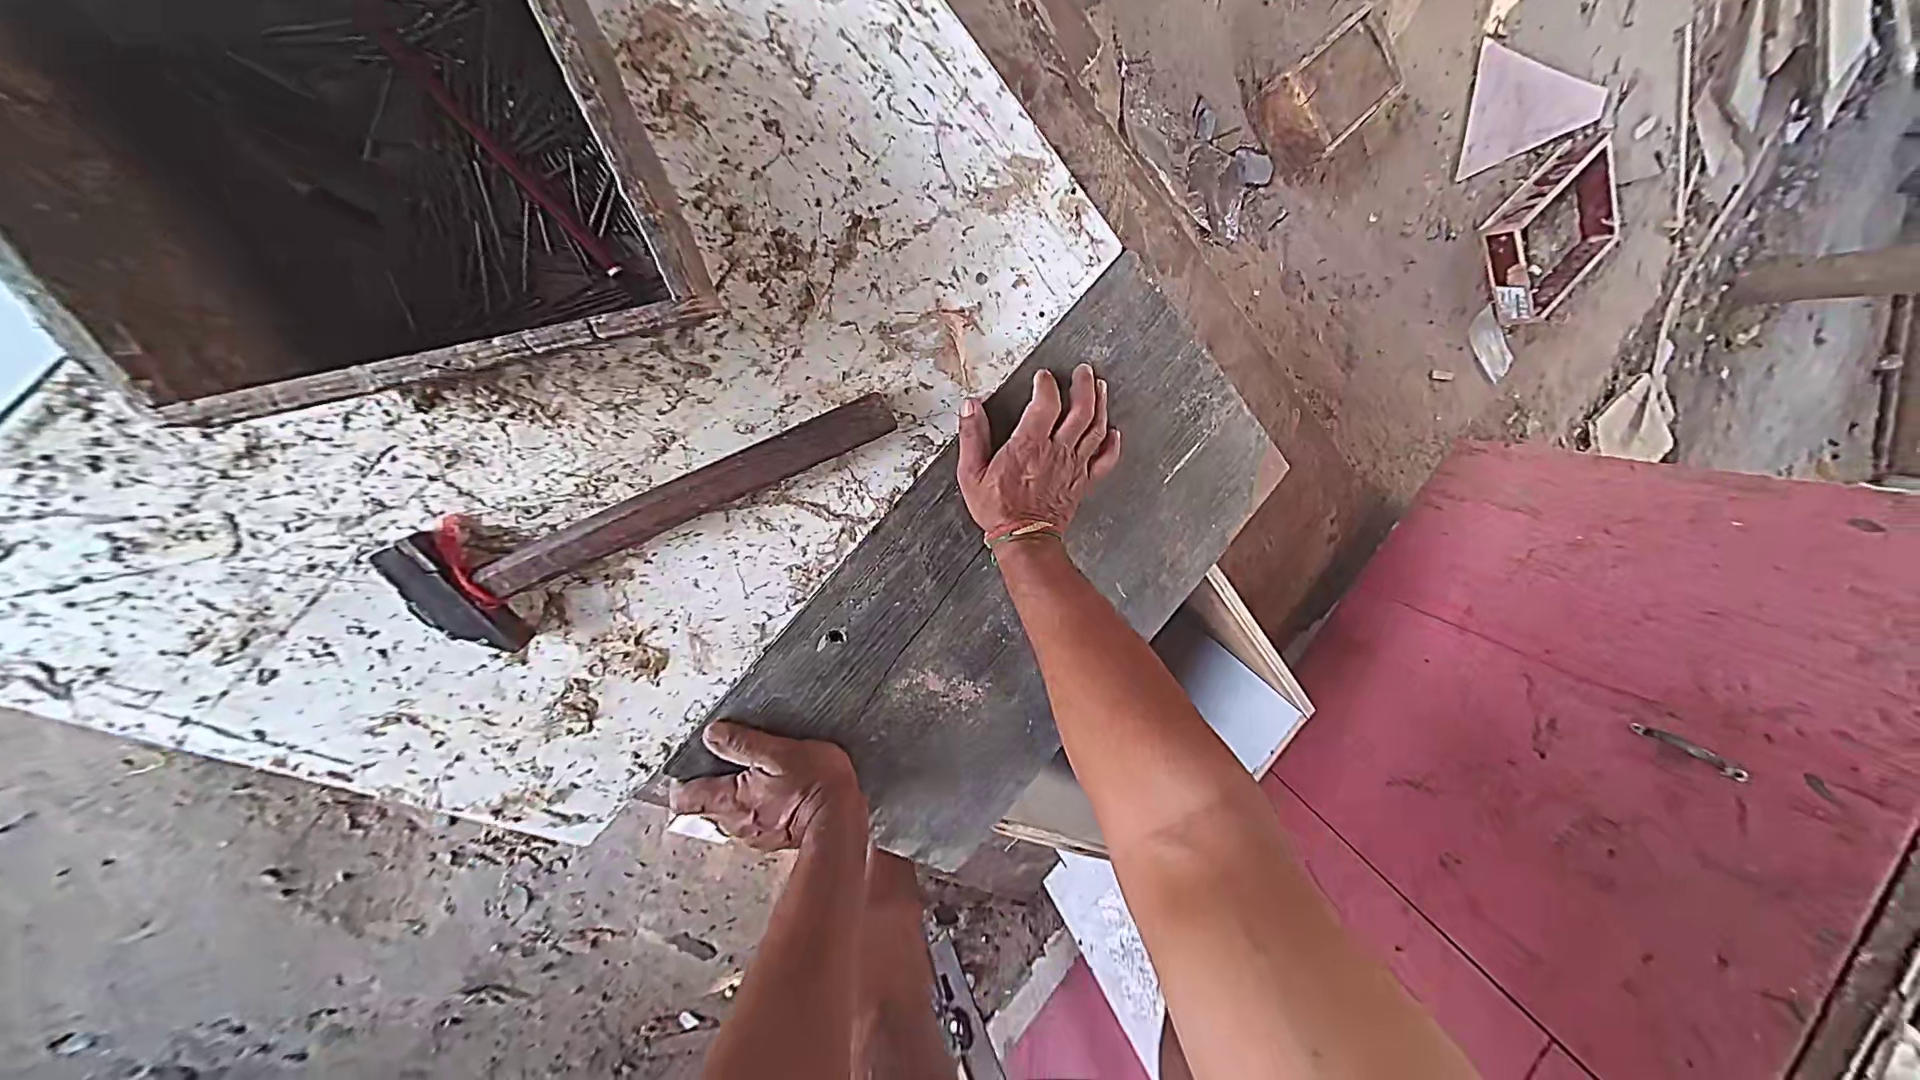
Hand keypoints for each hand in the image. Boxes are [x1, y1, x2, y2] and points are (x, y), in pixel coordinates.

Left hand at [668, 722, 866, 851]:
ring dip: (735, 799)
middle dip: (710, 789)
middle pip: (705, 808)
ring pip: (729, 816)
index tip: (688, 767)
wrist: (843, 817)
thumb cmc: (815, 784)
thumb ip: (743, 742)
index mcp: (732, 800)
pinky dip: (757, 808)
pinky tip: (775, 794)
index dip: (681, 783)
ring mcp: (755, 834)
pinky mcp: (774, 837)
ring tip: (754, 777)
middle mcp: (737, 822)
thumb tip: (714, 733)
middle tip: (724, 767)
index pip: (685, 798)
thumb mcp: (779, 751)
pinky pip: (754, 821)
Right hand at [957, 364, 1121, 536]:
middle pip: (1080, 409)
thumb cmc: (998, 509)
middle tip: (1083, 371)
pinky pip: (1104, 460)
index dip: (1047, 384)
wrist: (1023, 539)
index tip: (1043, 377)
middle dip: (1084, 385)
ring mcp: (1073, 466)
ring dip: (1100, 404)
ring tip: (1099, 387)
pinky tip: (1114, 432)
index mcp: (1029, 444)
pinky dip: (1112, 444)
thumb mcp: (972, 473)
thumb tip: (970, 406)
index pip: (1046, 402)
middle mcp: (1056, 451)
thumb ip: (972, 436)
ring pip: (1095, 428)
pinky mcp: (1082, 482)